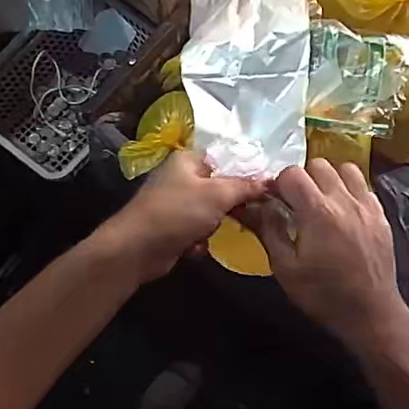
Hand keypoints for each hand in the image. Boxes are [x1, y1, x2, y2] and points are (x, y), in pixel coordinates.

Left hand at [97, 151, 268, 281]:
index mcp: (188, 160)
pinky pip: (200, 232)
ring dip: (214, 227)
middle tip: (250, 214)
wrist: (137, 249)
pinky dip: (200, 241)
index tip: (268, 187)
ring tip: (210, 233)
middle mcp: (182, 179)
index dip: (248, 172)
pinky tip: (194, 248)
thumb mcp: (217, 194)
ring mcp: (177, 205)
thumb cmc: (177, 212)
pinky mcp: (174, 229)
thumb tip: (271, 180)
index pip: (227, 159)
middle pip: (221, 188)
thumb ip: (245, 186)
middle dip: (232, 205)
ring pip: (213, 213)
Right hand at [242, 160, 408, 354]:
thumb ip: (269, 230)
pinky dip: (349, 190)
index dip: (279, 185)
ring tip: (321, 202)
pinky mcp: (381, 215)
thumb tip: (257, 205)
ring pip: (345, 168)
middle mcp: (344, 201)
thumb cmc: (322, 295)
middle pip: (319, 165)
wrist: (369, 313)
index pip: (292, 174)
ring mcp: (367, 206)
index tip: (276, 202)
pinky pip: (364, 186)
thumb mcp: (285, 268)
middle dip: (303, 178)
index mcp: (317, 212)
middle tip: (296, 203)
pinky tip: (342, 212)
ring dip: (329, 179)